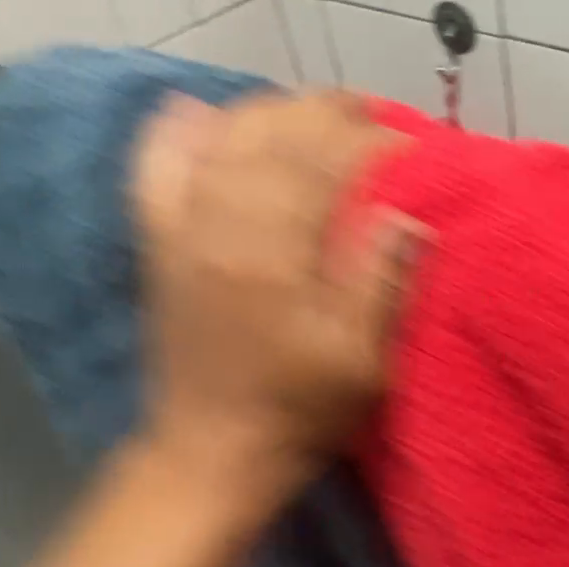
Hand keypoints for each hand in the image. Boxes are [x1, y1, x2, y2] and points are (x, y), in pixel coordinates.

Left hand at [131, 90, 426, 499]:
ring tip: (314, 113)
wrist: (217, 450)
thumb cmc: (302, 411)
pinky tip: (202, 113)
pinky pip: (157, 167)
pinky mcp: (160, 244)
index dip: (369, 145)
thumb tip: (408, 216)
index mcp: (274, 254)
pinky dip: (179, 131)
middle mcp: (219, 224)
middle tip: (371, 116)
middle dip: (324, 116)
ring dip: (270, 113)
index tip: (411, 143)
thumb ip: (380, 283)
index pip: (322, 168)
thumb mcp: (361, 362)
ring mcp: (181, 229)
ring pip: (219, 140)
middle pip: (270, 139)